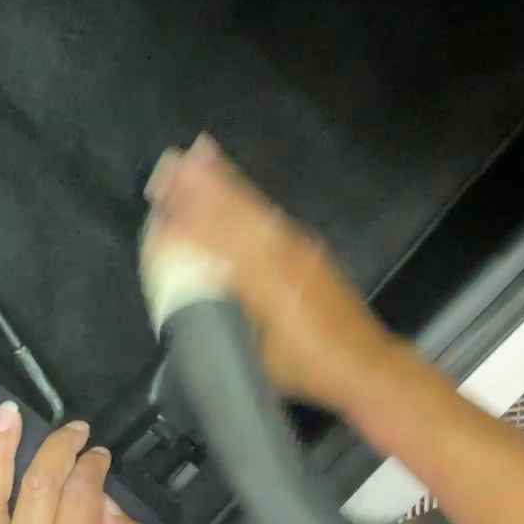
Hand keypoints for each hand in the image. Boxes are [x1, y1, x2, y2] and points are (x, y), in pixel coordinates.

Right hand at [143, 133, 399, 409]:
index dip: (187, 229)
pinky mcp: (309, 249)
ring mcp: (298, 249)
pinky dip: (248, 195)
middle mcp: (282, 258)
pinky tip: (235, 184)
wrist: (364, 363)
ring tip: (198, 155)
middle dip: (200, 188)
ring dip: (224, 181)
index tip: (159, 216)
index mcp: (267, 287)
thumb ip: (226, 329)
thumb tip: (190, 309)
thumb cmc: (307, 369)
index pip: (217, 248)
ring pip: (253, 209)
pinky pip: (270, 215)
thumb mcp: (257, 359)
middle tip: (170, 164)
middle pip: (234, 215)